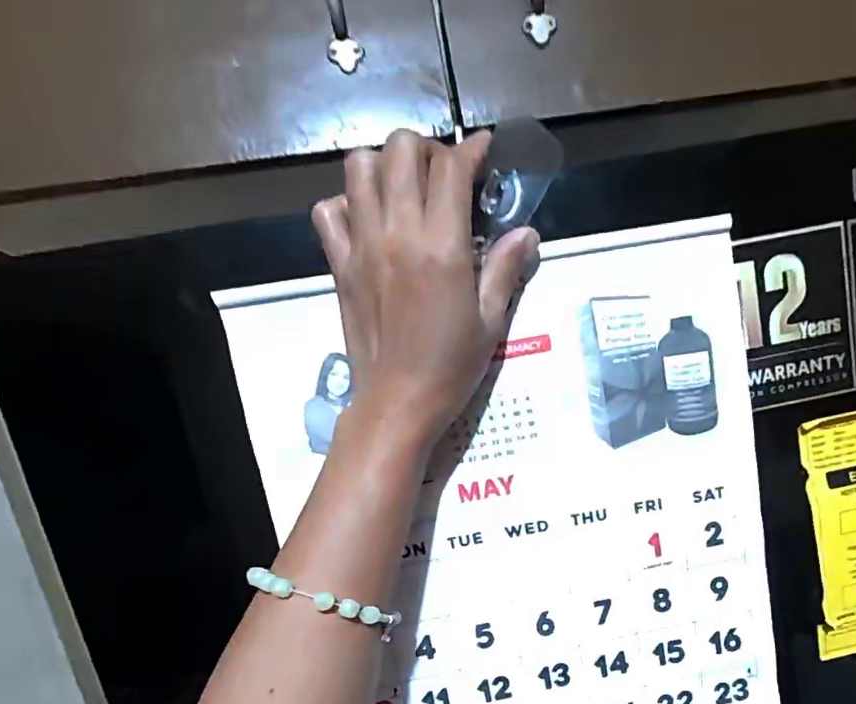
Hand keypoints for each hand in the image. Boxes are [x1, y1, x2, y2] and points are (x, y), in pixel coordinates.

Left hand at [311, 130, 540, 454]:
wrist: (398, 401)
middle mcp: (397, 234)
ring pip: (359, 167)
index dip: (471, 150)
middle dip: (427, 150)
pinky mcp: (339, 264)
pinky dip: (347, 203)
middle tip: (445, 176)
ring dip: (385, 165)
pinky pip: (329, 211)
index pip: (451, 169)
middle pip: (400, 151)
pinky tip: (369, 221)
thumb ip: (505, 270)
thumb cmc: (451, 368)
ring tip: (406, 190)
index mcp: (441, 248)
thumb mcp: (490, 322)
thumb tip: (526, 233)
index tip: (484, 151)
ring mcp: (362, 246)